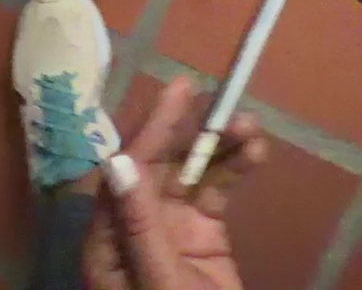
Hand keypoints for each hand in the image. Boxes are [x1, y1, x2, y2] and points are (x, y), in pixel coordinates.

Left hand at [82, 76, 267, 289]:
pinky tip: (254, 153)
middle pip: (159, 163)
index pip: (126, 171)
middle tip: (222, 100)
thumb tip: (118, 159)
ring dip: (220, 146)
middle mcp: (134, 226)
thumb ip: (140, 225)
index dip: (153, 127)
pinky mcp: (202, 235)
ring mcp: (169, 229)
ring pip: (192, 171)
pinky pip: (215, 190)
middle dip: (191, 131)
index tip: (180, 92)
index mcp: (108, 242)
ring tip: (250, 128)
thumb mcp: (160, 285)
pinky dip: (234, 168)